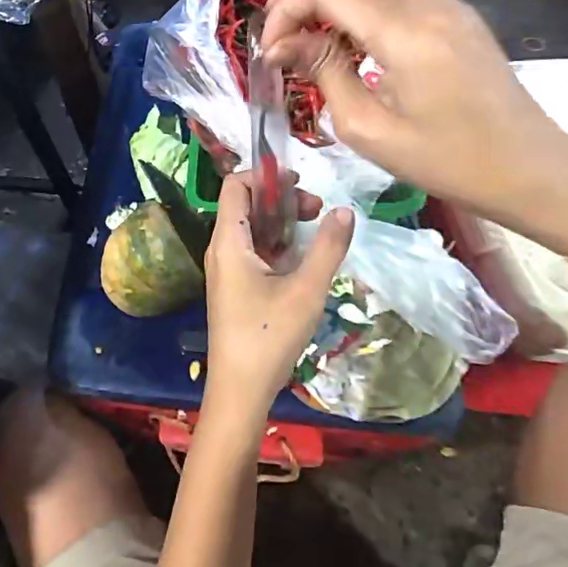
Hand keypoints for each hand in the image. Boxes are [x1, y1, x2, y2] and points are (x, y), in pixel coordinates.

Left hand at [201, 174, 353, 413]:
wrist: (239, 391)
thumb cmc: (269, 337)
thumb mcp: (306, 290)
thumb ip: (328, 247)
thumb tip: (345, 210)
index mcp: (228, 241)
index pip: (235, 186)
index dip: (265, 176)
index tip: (300, 182)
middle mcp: (222, 249)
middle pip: (246, 205)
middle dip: (281, 198)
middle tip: (317, 208)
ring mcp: (227, 269)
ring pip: (252, 229)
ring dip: (282, 221)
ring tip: (317, 227)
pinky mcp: (235, 287)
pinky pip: (254, 250)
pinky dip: (277, 243)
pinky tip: (304, 256)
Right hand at [260, 0, 567, 232]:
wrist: (531, 170)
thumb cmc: (449, 163)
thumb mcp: (369, 131)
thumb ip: (324, 74)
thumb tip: (286, 44)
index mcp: (407, 34)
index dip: (286, 10)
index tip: (269, 48)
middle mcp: (429, 2)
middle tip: (281, 13)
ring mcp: (447, 1)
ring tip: (306, 19)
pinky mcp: (455, 12)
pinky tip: (344, 31)